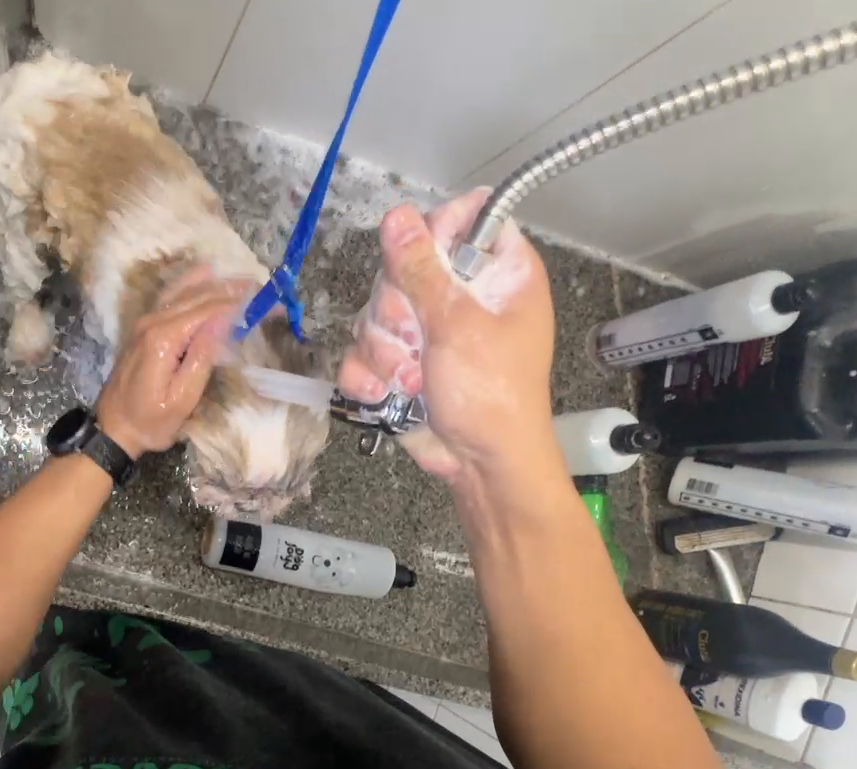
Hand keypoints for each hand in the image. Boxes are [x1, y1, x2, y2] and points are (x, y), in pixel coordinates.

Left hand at [94, 268, 251, 457]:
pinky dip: (191, 285)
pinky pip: (169, 298)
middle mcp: (152, 322)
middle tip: (261, 287)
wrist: (112, 430)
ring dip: (213, 283)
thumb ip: (202, 357)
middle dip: (230, 289)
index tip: (266, 302)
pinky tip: (204, 277)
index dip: (240, 304)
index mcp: (164, 338)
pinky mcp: (142, 329)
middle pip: (197, 295)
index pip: (208, 309)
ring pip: (182, 291)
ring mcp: (144, 322)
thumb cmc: (150, 422)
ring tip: (240, 280)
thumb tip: (223, 322)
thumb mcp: (182, 399)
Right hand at [336, 188, 556, 482]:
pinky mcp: (397, 364)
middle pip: (403, 267)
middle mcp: (458, 294)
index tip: (421, 263)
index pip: (464, 219)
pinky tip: (384, 394)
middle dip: (397, 312)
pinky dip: (367, 375)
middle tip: (415, 340)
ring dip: (384, 352)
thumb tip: (396, 215)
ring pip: (375, 313)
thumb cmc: (491, 394)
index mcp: (495, 273)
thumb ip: (422, 270)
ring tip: (409, 380)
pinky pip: (361, 352)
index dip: (435, 231)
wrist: (478, 464)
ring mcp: (424, 331)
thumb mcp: (459, 325)